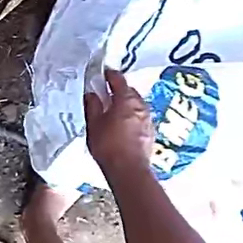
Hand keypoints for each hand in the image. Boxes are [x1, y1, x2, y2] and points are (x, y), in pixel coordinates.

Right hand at [84, 68, 154, 183]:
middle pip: (129, 91)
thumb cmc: (108, 146)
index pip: (118, 79)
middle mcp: (140, 106)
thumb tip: (92, 94)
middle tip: (104, 94)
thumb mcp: (94, 124)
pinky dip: (131, 116)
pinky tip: (121, 125)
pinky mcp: (150, 132)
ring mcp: (148, 119)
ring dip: (125, 104)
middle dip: (118, 91)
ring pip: (136, 105)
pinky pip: (139, 117)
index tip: (102, 73)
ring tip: (112, 111)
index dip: (109, 75)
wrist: (129, 169)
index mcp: (126, 100)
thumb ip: (93, 106)